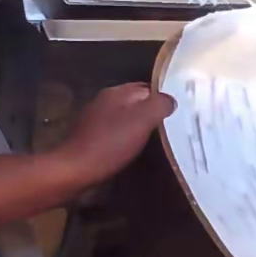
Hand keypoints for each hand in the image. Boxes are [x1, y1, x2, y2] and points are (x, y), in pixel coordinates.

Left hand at [52, 83, 175, 186]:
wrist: (76, 169)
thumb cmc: (110, 143)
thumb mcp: (141, 120)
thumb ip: (158, 105)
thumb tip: (170, 99)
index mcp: (116, 92)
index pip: (147, 87)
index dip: (164, 97)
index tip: (180, 110)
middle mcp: (104, 100)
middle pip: (136, 102)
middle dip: (152, 111)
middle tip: (173, 125)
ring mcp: (95, 118)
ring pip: (125, 116)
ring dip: (139, 125)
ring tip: (158, 137)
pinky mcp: (90, 136)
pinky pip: (115, 131)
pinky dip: (127, 136)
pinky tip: (135, 147)